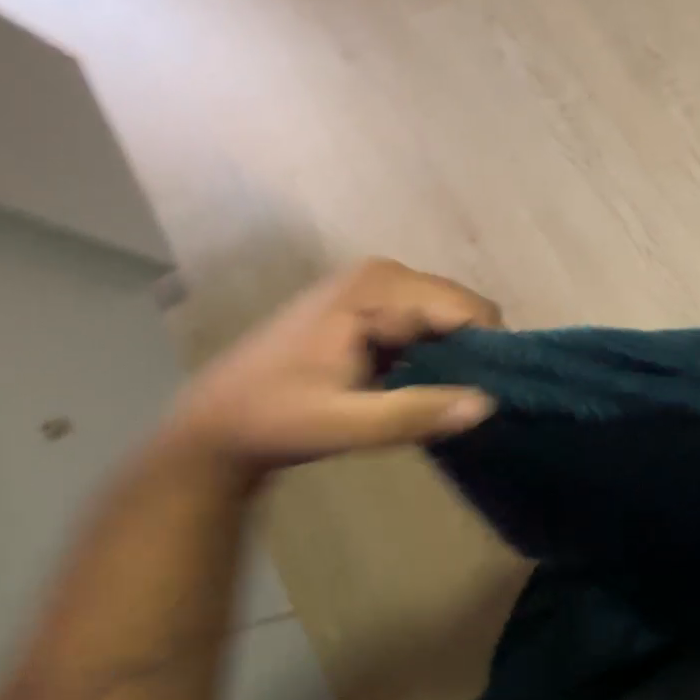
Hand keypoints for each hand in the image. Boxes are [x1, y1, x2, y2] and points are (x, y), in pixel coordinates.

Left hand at [163, 258, 502, 479]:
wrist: (211, 427)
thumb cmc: (274, 421)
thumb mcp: (342, 426)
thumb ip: (414, 413)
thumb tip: (489, 402)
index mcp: (378, 288)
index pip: (468, 310)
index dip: (487, 352)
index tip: (484, 396)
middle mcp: (384, 272)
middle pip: (464, 307)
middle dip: (472, 352)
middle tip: (456, 400)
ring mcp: (377, 283)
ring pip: (452, 314)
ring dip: (455, 353)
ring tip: (437, 393)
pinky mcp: (372, 300)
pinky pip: (430, 319)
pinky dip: (437, 349)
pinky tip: (417, 381)